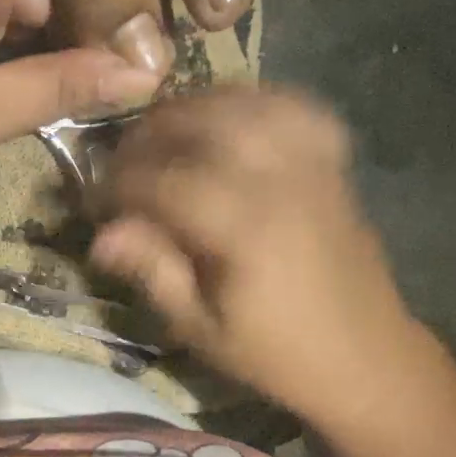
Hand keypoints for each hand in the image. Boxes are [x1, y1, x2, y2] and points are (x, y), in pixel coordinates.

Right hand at [89, 87, 430, 427]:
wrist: (361, 355)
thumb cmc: (272, 354)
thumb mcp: (200, 328)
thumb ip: (154, 272)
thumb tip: (103, 235)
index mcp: (245, 228)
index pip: (165, 180)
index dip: (120, 183)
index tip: (94, 200)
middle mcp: (281, 179)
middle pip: (204, 123)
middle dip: (150, 134)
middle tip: (119, 160)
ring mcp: (313, 163)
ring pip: (246, 102)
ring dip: (195, 110)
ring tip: (162, 136)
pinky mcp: (331, 162)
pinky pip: (290, 106)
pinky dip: (250, 104)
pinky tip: (225, 123)